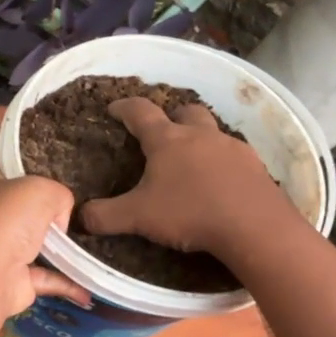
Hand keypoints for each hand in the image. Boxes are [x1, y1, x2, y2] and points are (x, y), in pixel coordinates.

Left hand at [0, 144, 92, 317]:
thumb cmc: (6, 220)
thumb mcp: (40, 188)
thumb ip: (59, 193)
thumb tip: (59, 220)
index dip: (13, 135)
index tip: (42, 127)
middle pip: (22, 194)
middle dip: (48, 191)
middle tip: (85, 181)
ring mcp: (3, 244)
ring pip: (37, 237)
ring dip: (61, 240)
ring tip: (95, 229)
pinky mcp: (17, 276)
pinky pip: (49, 276)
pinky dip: (70, 281)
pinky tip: (94, 283)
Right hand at [78, 98, 302, 259]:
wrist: (257, 229)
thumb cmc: (190, 212)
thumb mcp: (137, 217)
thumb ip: (104, 215)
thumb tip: (78, 216)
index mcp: (167, 140)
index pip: (140, 112)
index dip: (124, 107)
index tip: (113, 108)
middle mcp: (201, 136)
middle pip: (185, 111)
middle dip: (171, 115)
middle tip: (160, 132)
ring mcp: (233, 149)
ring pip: (212, 132)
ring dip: (199, 139)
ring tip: (188, 161)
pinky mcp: (256, 168)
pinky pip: (233, 156)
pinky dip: (220, 163)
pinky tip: (216, 183)